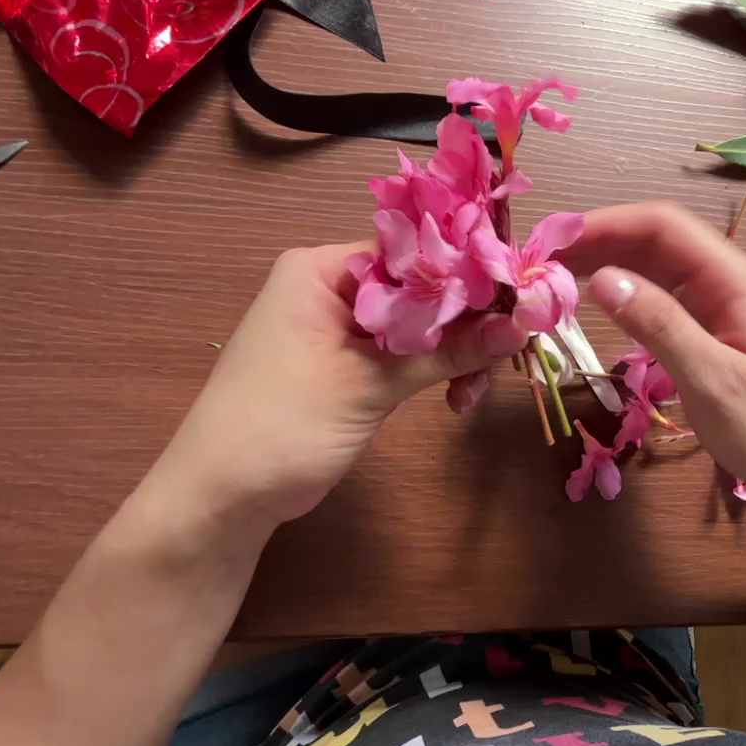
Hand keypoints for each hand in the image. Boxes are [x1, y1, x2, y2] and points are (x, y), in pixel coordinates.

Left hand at [155, 243, 528, 524]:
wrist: (225, 494)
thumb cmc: (284, 423)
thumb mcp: (370, 384)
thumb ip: (447, 351)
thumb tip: (521, 327)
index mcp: (323, 270)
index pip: (413, 252)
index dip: (468, 276)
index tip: (517, 307)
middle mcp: (334, 288)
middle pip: (422, 288)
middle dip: (465, 326)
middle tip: (500, 362)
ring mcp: (343, 329)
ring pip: (420, 325)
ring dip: (454, 355)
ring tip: (471, 395)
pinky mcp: (351, 365)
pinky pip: (406, 354)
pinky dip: (433, 372)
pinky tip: (456, 400)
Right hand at [568, 203, 745, 506]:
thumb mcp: (712, 380)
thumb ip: (659, 326)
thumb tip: (602, 279)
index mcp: (738, 281)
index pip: (666, 227)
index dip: (608, 224)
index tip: (556, 239)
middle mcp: (730, 283)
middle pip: (659, 242)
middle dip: (603, 241)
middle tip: (545, 259)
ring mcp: (722, 308)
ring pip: (659, 270)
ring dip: (611, 265)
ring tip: (559, 274)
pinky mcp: (714, 334)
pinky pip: (665, 301)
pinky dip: (629, 295)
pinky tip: (601, 302)